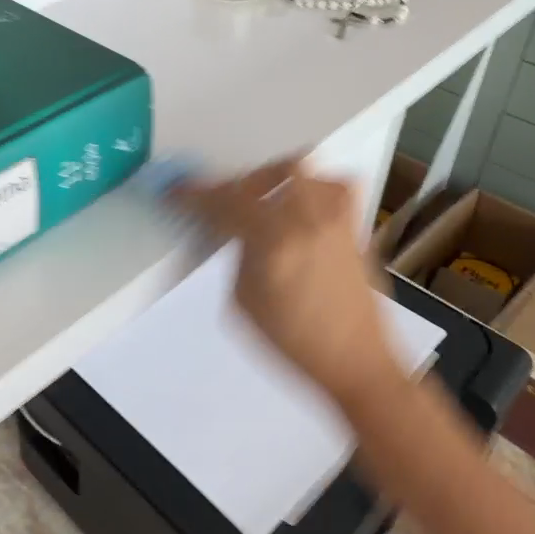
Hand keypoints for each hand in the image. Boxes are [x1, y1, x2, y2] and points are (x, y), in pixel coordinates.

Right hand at [171, 160, 403, 402]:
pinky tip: (302, 207)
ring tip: (262, 199)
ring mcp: (337, 220)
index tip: (177, 191)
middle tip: (224, 202)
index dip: (196, 194)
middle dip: (237, 183)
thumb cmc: (293, 343)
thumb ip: (238, 256)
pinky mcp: (356, 226)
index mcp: (274, 242)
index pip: (227, 202)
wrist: (357, 363)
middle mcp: (308, 221)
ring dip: (272, 178)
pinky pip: (334, 186)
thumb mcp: (243, 303)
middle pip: (266, 175)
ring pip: (301, 170)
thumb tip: (235, 230)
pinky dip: (313, 185)